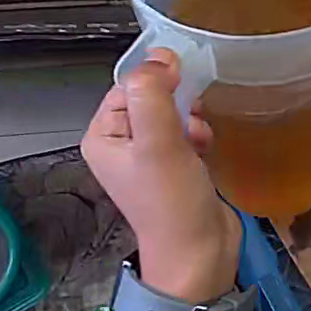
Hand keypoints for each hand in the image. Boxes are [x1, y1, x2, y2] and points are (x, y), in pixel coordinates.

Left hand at [81, 49, 241, 304]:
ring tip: (200, 138)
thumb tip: (161, 56)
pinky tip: (207, 148)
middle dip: (177, 103)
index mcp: (103, 136)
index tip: (182, 92)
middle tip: (192, 118)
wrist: (199, 254)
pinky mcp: (174, 168)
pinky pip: (185, 133)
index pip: (128, 86)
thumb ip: (153, 93)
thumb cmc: (172, 201)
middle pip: (151, 98)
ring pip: (172, 114)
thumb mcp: (158, 142)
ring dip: (191, 118)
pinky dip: (198, 135)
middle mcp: (121, 145)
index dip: (156, 83)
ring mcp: (148, 158)